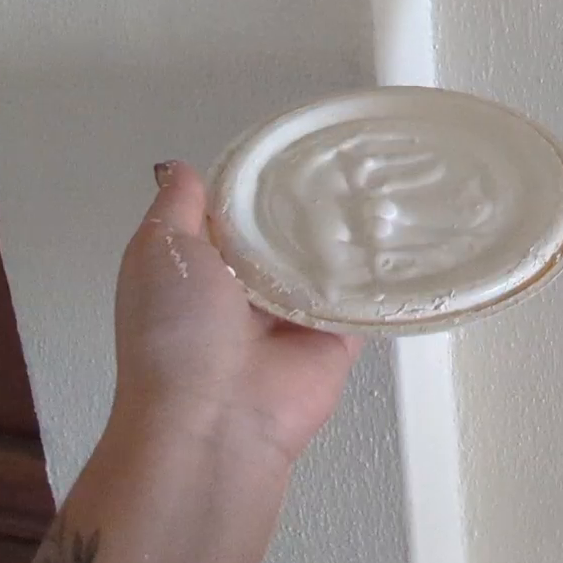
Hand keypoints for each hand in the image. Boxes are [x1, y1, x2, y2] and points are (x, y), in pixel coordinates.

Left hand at [108, 161, 361, 463]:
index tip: (294, 144)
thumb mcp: (159, 252)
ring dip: (350, 232)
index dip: (262, 180)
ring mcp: (298, 310)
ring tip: (384, 181)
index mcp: (208, 266)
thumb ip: (177, 207)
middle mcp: (253, 286)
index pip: (241, 211)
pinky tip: (402, 231)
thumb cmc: (176, 331)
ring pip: (330, 258)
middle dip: (314, 202)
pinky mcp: (338, 331)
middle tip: (350, 158)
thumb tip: (179, 167)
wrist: (217, 418)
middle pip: (291, 232)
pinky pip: (362, 293)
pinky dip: (378, 271)